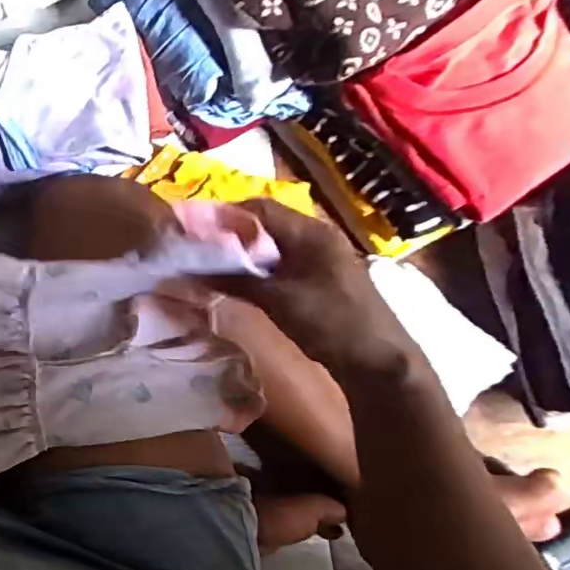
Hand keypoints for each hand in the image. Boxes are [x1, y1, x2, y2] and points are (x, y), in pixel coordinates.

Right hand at [209, 200, 419, 374]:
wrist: (377, 360)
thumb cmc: (331, 323)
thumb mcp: (278, 301)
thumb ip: (236, 280)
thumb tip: (193, 270)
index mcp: (311, 233)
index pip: (260, 208)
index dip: (224, 214)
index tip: (193, 227)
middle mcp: (317, 236)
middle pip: (266, 222)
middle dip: (231, 232)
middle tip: (198, 246)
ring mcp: (320, 256)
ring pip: (272, 242)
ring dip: (243, 249)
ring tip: (210, 262)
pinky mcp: (319, 276)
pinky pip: (281, 260)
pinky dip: (257, 265)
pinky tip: (238, 279)